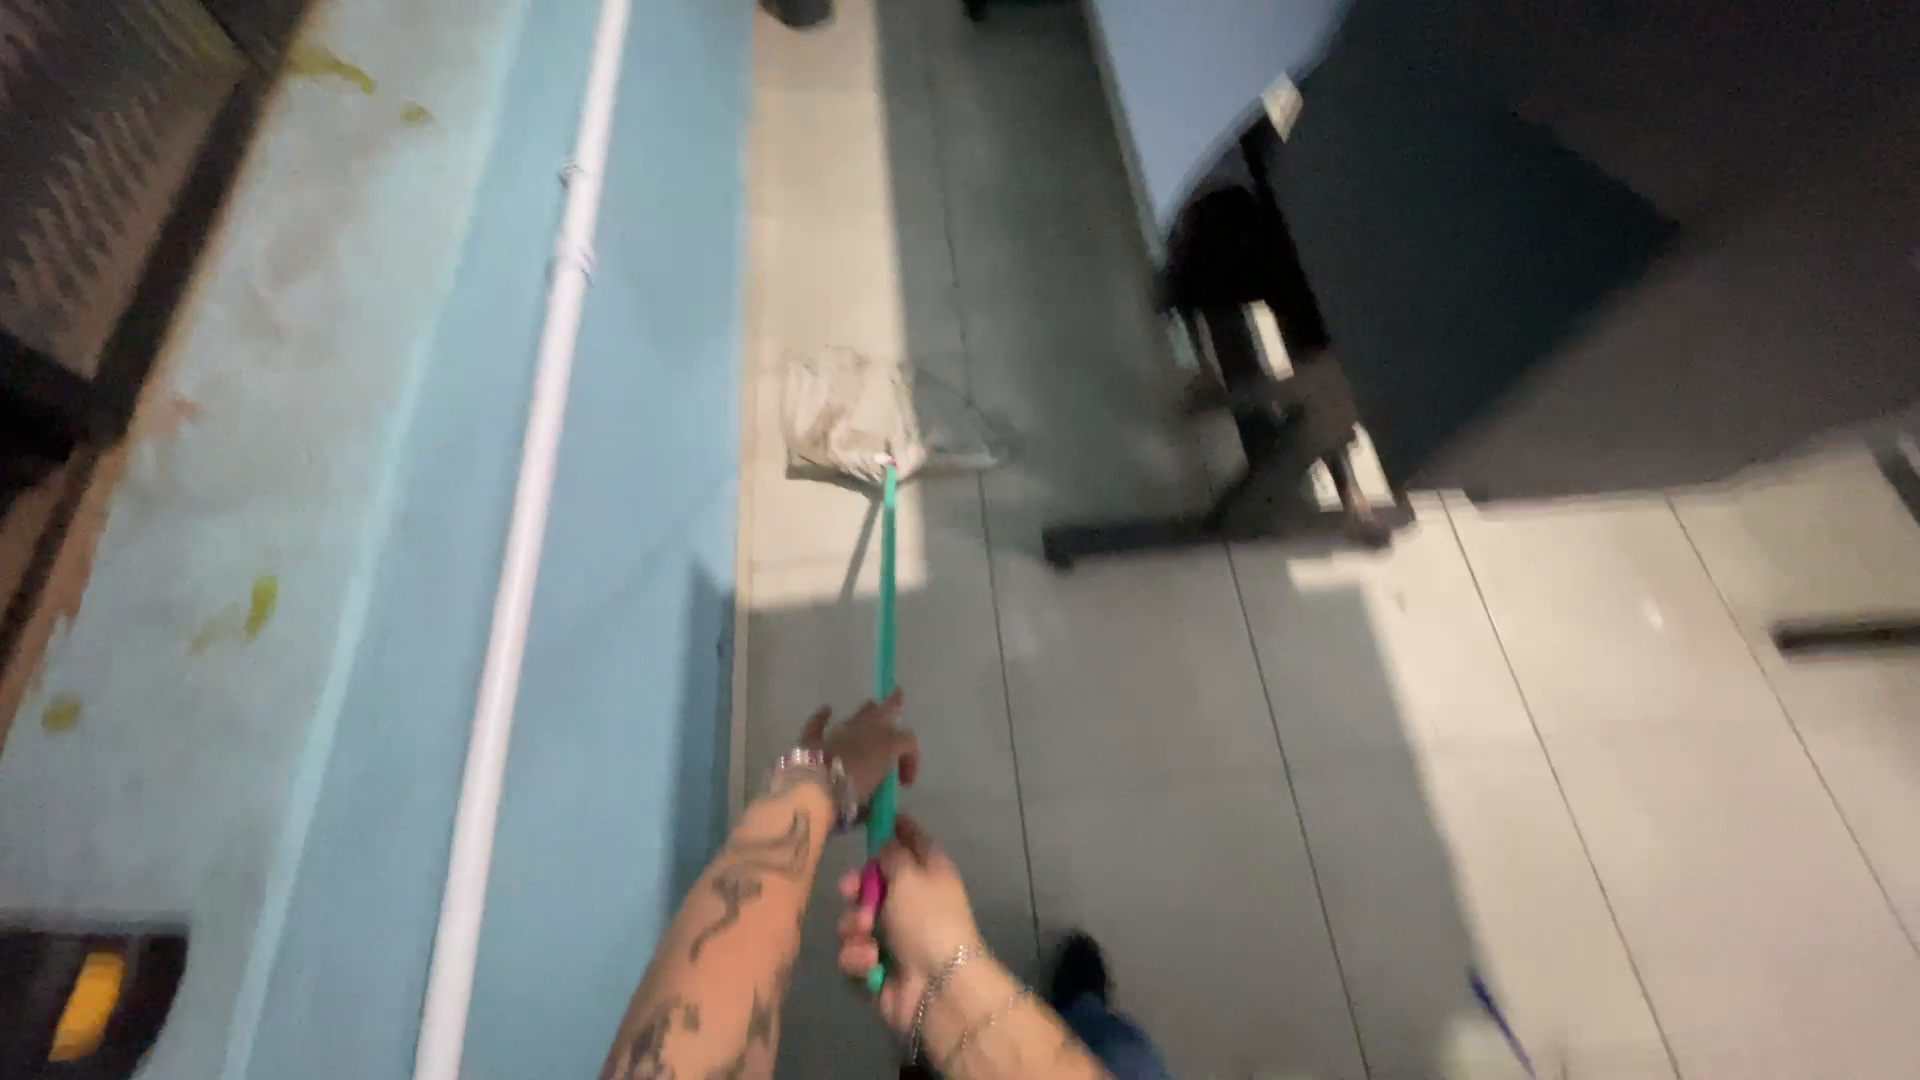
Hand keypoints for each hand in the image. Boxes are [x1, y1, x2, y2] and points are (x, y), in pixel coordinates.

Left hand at [800, 689, 918, 803]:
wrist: (812, 793)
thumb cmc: (850, 797)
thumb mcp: (873, 806)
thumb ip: (883, 803)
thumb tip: (891, 811)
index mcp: (886, 745)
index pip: (908, 743)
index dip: (912, 760)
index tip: (904, 784)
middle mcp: (865, 732)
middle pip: (885, 711)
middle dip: (892, 705)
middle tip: (898, 696)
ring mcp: (838, 732)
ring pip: (857, 715)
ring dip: (865, 713)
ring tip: (871, 706)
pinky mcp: (813, 739)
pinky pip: (818, 723)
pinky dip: (822, 717)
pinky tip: (826, 709)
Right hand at [834, 815, 982, 1033]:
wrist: (937, 988)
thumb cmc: (927, 919)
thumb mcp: (910, 875)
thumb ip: (892, 854)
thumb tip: (887, 841)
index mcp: (929, 872)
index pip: (911, 839)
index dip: (893, 828)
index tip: (873, 819)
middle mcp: (911, 900)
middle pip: (872, 882)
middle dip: (856, 888)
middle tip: (851, 891)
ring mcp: (894, 937)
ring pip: (855, 920)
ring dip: (855, 927)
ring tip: (866, 935)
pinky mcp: (877, 969)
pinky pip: (853, 955)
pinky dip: (858, 958)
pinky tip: (870, 963)